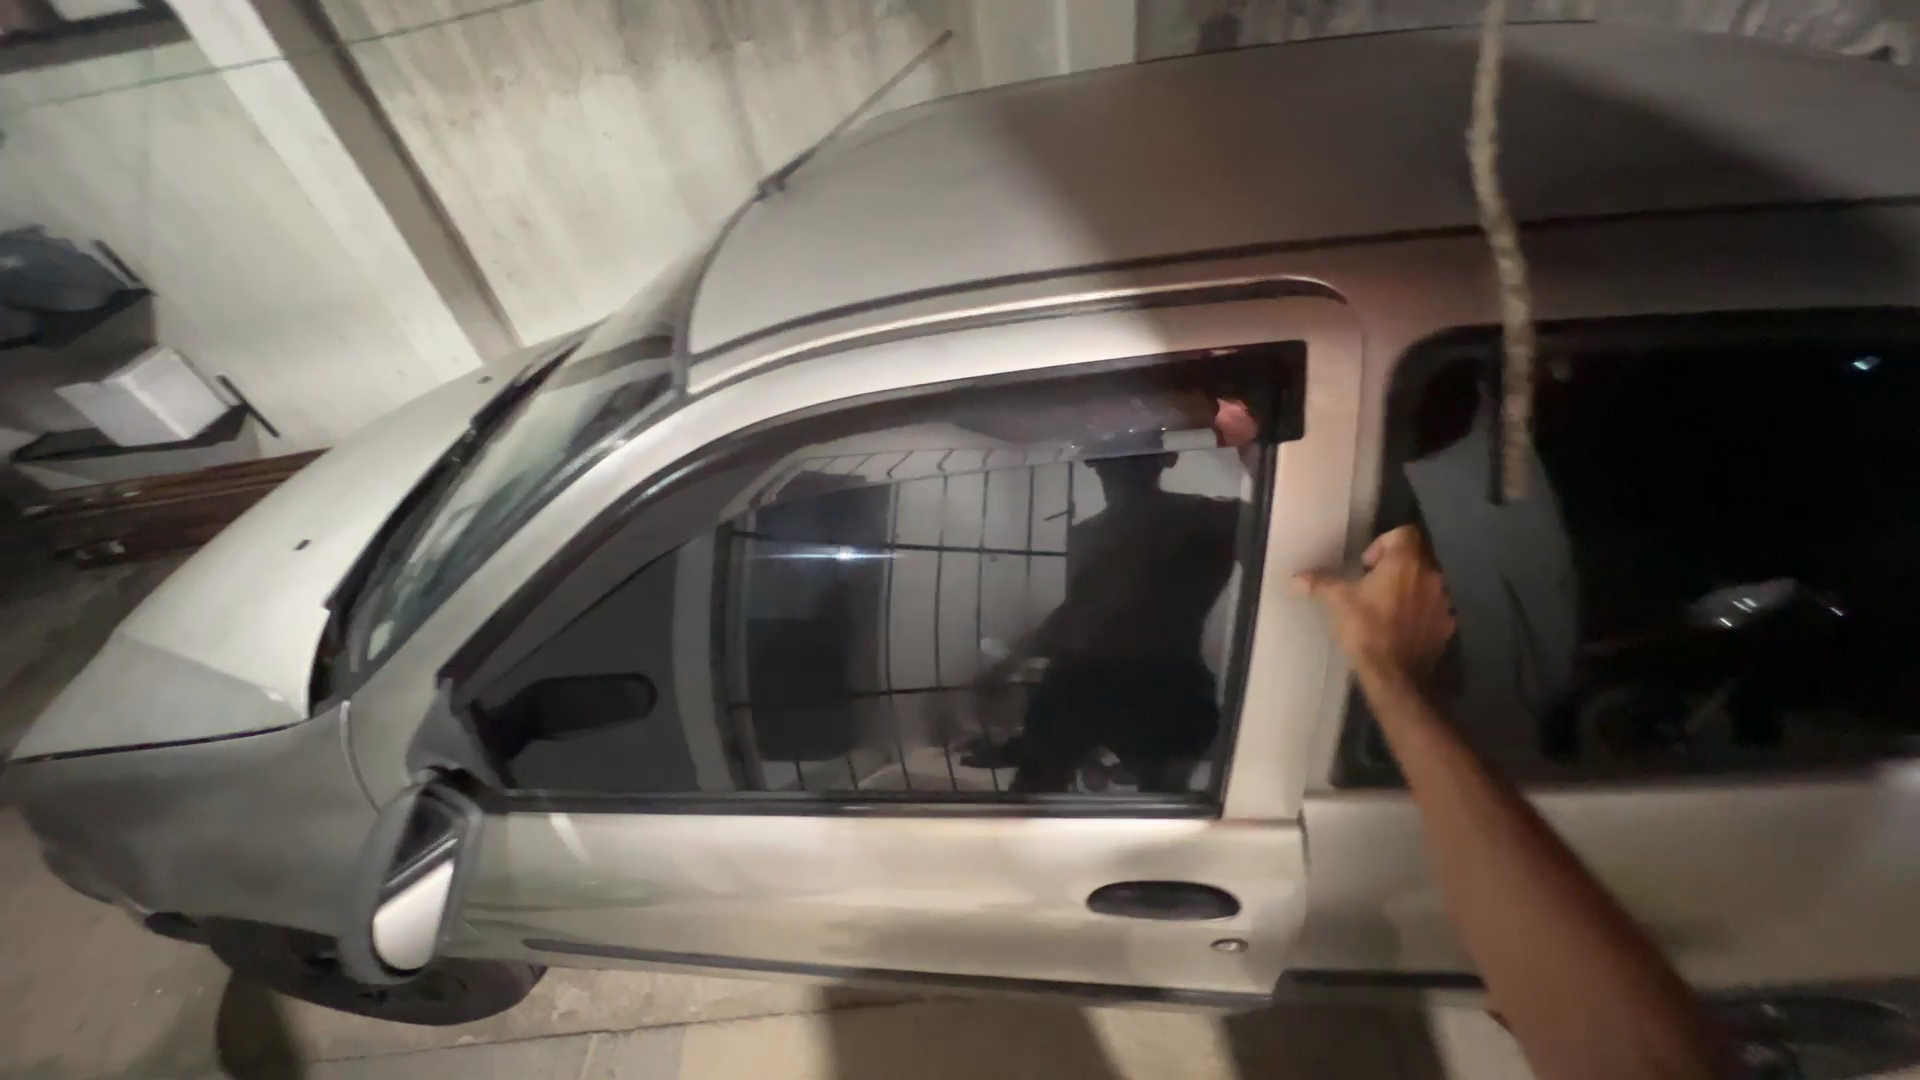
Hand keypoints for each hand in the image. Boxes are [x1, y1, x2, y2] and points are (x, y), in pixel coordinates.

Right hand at [1294, 525, 1455, 679]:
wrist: (1395, 675)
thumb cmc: (1365, 629)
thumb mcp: (1336, 602)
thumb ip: (1318, 583)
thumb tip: (1296, 578)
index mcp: (1405, 563)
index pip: (1405, 533)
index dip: (1384, 542)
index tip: (1367, 564)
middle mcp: (1431, 576)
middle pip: (1417, 557)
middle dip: (1395, 566)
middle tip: (1372, 584)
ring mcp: (1443, 602)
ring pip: (1427, 583)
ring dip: (1410, 588)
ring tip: (1387, 606)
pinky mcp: (1447, 626)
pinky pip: (1434, 608)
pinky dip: (1421, 611)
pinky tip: (1402, 627)